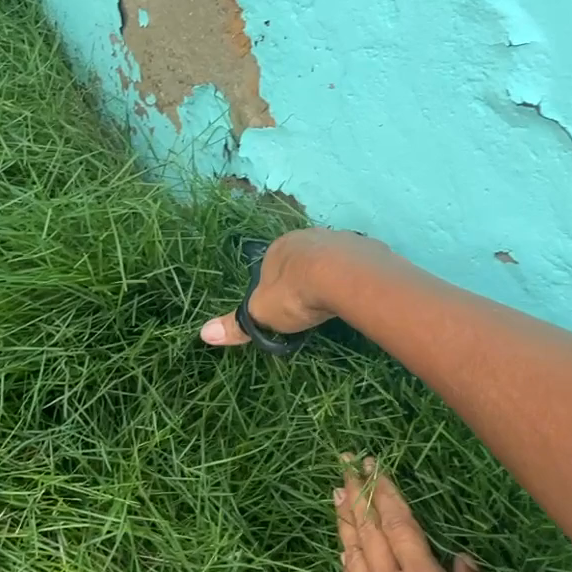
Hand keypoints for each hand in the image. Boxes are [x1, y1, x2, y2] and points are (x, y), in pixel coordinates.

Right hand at [200, 228, 395, 345]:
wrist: (345, 278)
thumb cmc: (295, 293)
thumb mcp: (261, 313)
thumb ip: (236, 325)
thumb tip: (204, 334)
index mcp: (278, 247)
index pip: (272, 265)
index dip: (277, 286)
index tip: (284, 306)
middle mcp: (308, 236)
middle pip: (304, 260)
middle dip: (306, 279)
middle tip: (309, 306)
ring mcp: (339, 240)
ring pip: (333, 261)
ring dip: (333, 278)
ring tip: (336, 303)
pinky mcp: (367, 250)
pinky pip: (359, 266)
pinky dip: (356, 280)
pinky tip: (358, 297)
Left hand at [337, 456, 524, 571]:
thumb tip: (462, 562)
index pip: (399, 526)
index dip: (386, 494)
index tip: (374, 467)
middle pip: (369, 533)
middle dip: (359, 496)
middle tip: (347, 467)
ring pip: (353, 556)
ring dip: (346, 522)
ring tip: (338, 494)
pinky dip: (347, 562)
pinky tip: (344, 551)